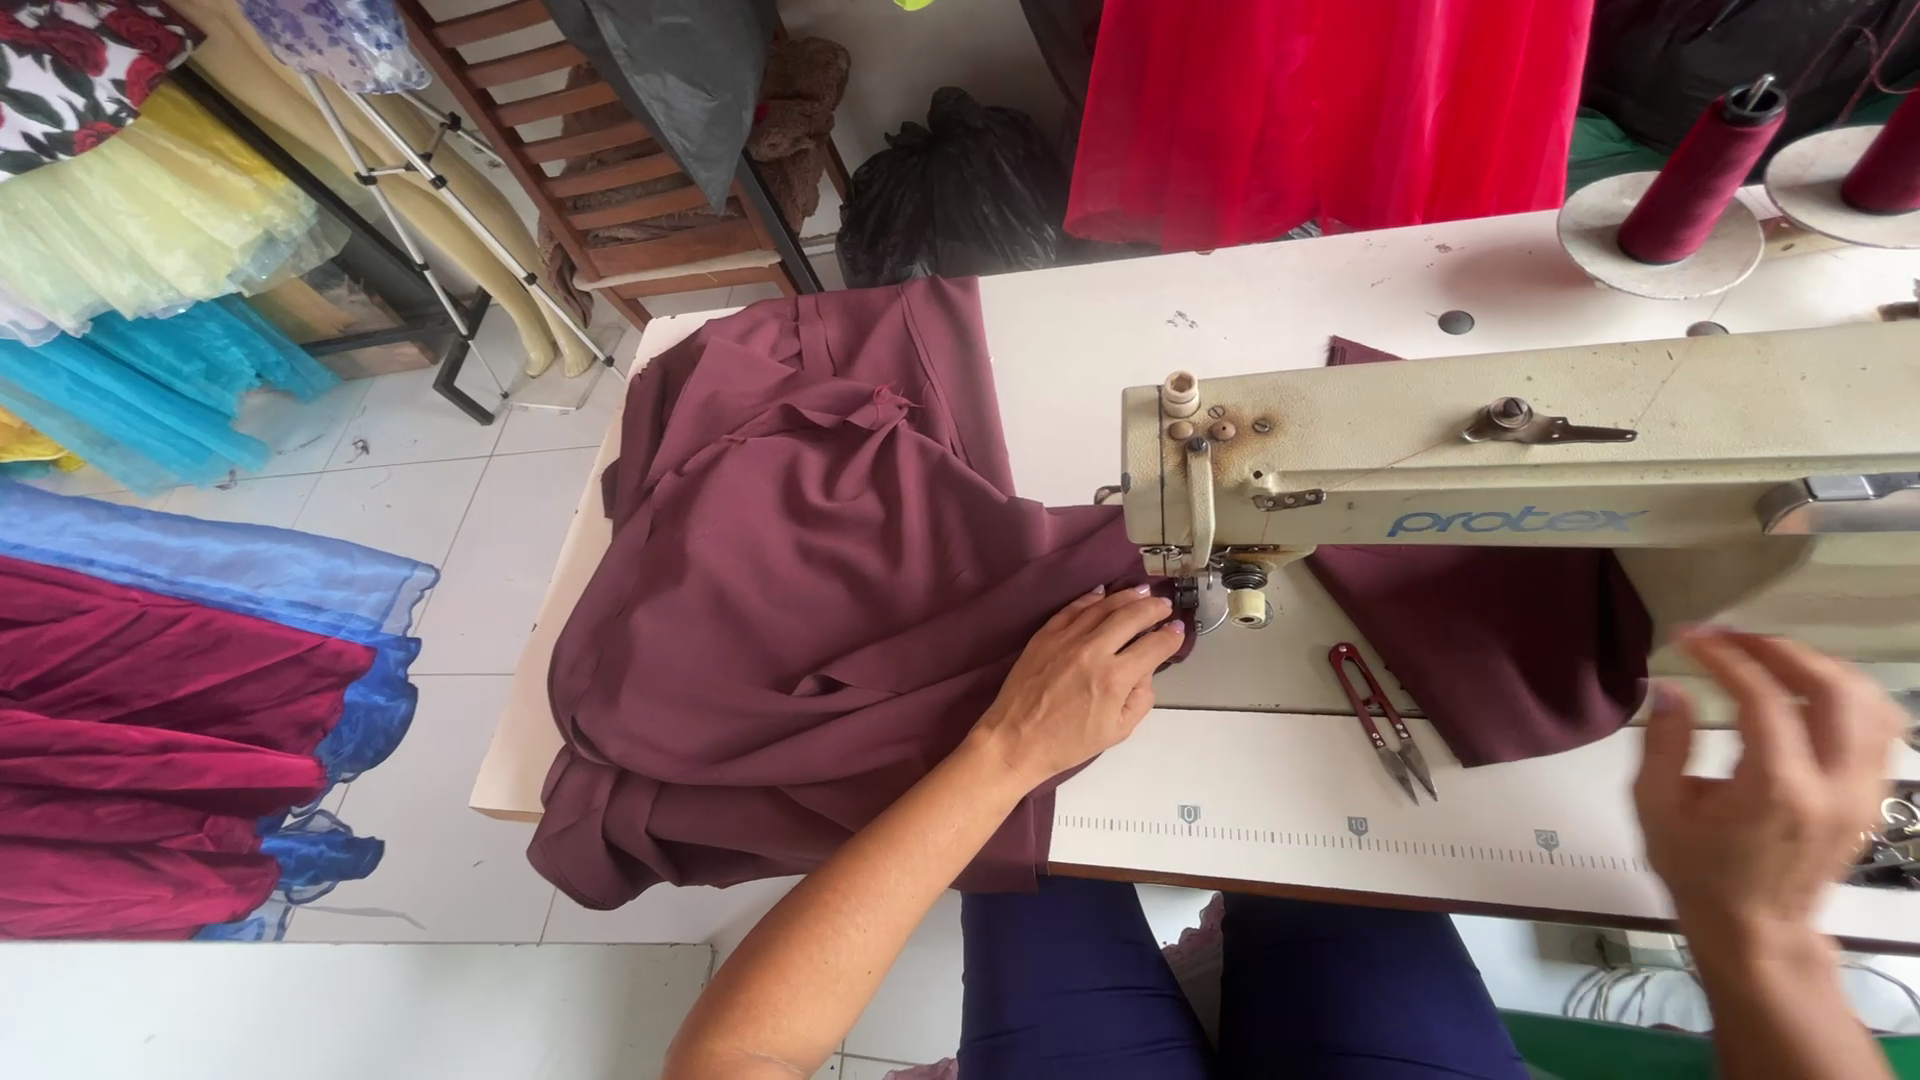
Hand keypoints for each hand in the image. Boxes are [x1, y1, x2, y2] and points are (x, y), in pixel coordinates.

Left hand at [967, 584, 1185, 789]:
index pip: (1154, 646)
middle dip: (1154, 608)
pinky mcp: (1045, 635)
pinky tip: (1103, 593)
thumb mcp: (1118, 731)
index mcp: (1115, 678)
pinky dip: (1091, 598)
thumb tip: (1145, 671)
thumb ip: (1141, 699)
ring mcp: (1066, 639)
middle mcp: (1093, 651)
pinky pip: (1073, 608)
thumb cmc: (1068, 743)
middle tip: (1165, 604)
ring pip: (1103, 606)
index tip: (1178, 630)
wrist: (1016, 740)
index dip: (1172, 636)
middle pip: (1132, 616)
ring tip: (1142, 592)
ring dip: (1127, 596)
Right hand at [1634, 629, 1903, 941]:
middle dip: (1782, 651)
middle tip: (1731, 636)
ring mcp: (1865, 792)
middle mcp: (1835, 786)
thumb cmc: (1692, 863)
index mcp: (1775, 788)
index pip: (1764, 701)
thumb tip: (1671, 687)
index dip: (1725, 659)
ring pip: (1872, 706)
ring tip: (1767, 652)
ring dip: (1819, 667)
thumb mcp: (1654, 803)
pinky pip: (1880, 729)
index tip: (1689, 637)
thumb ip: (1663, 742)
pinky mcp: (1871, 795)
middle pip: (1836, 694)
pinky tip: (1803, 686)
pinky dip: (1845, 693)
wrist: (1754, 921)